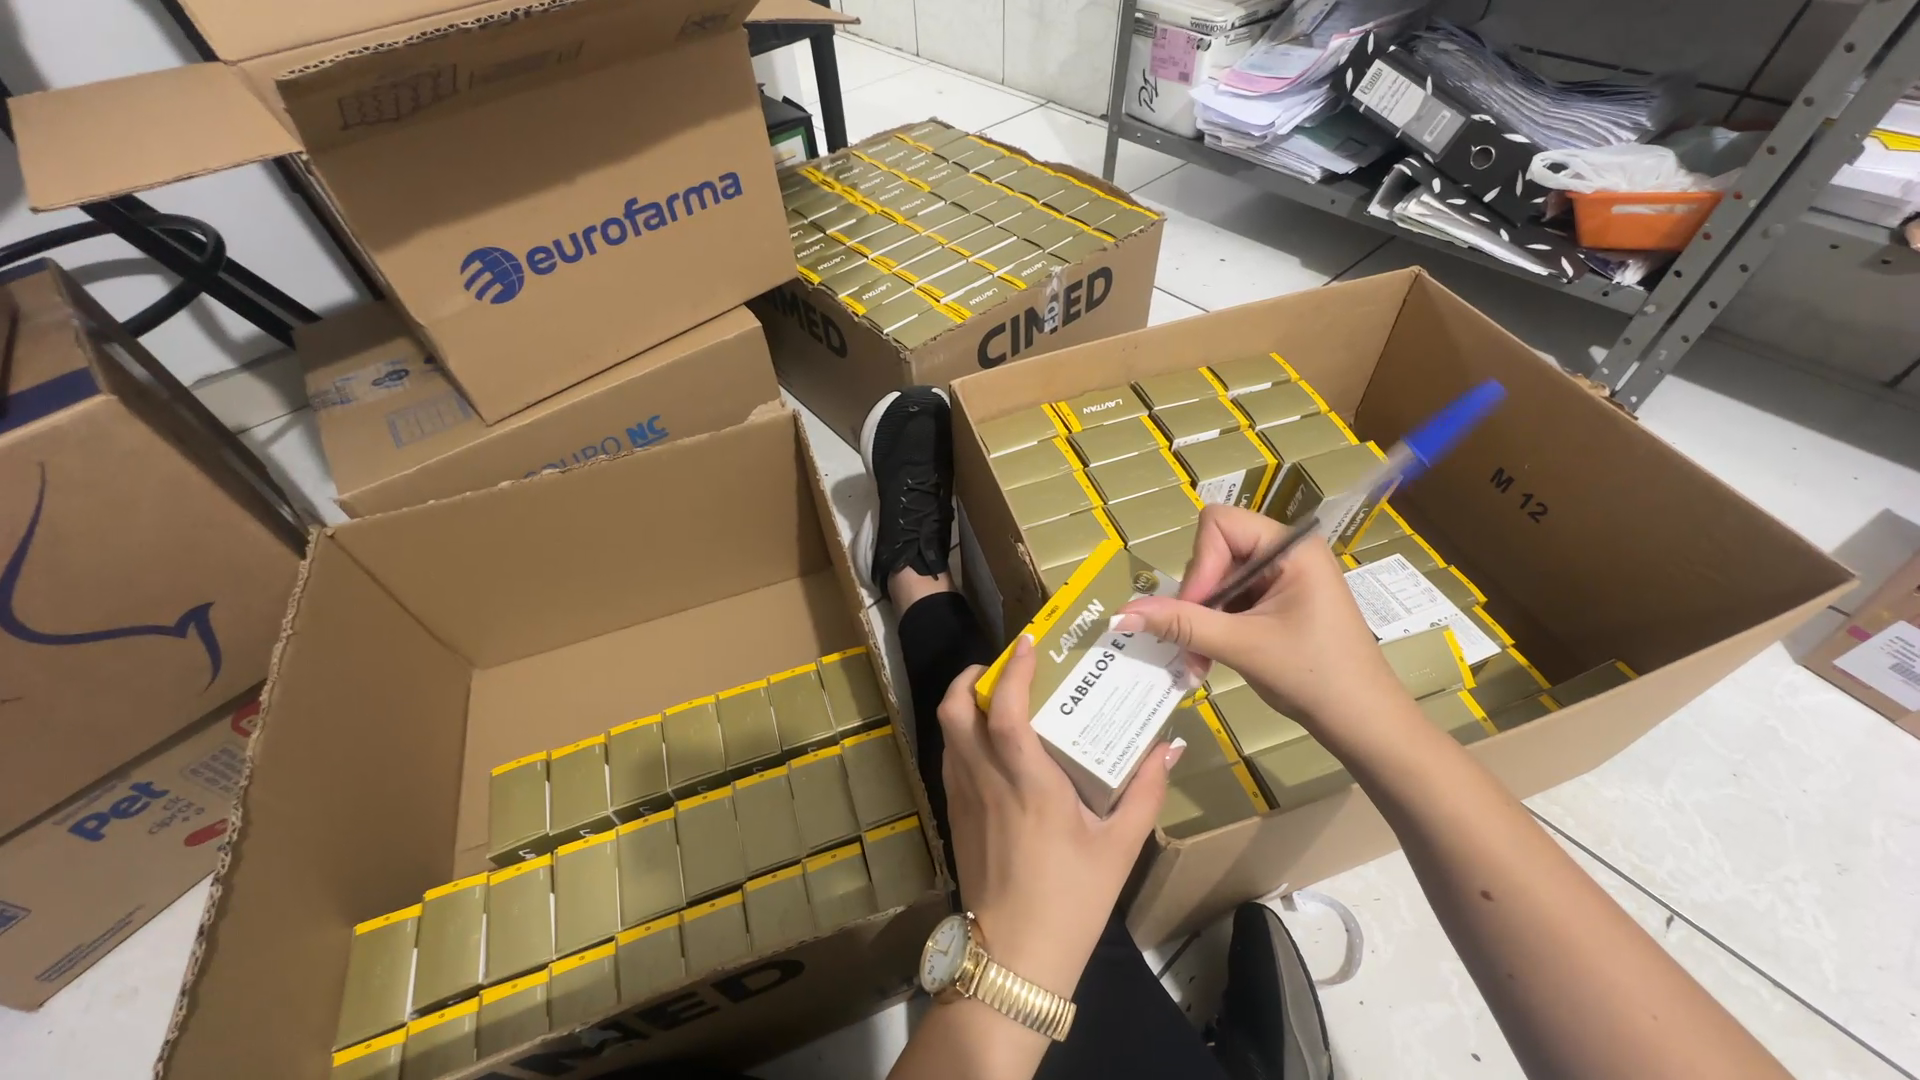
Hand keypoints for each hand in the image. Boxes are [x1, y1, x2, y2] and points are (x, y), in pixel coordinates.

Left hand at [939, 637, 1182, 997]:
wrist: (1013, 959)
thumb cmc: (1070, 901)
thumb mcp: (1120, 848)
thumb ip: (1145, 791)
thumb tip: (1169, 747)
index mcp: (1027, 782)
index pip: (1004, 709)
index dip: (1011, 669)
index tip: (1026, 641)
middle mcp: (985, 780)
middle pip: (955, 710)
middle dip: (970, 677)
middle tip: (1003, 667)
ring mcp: (962, 799)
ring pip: (947, 733)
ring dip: (964, 704)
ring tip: (998, 698)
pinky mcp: (954, 818)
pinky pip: (950, 759)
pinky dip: (963, 735)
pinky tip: (994, 747)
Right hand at [1111, 504, 1405, 740]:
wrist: (1364, 724)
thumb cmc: (1314, 677)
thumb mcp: (1242, 646)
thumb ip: (1182, 623)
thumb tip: (1121, 613)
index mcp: (1291, 547)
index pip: (1218, 525)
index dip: (1200, 566)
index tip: (1198, 613)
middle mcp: (1286, 553)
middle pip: (1214, 553)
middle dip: (1197, 600)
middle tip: (1191, 646)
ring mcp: (1281, 578)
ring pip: (1216, 580)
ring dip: (1200, 620)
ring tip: (1199, 662)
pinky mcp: (1276, 602)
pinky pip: (1229, 600)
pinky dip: (1213, 628)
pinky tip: (1210, 658)